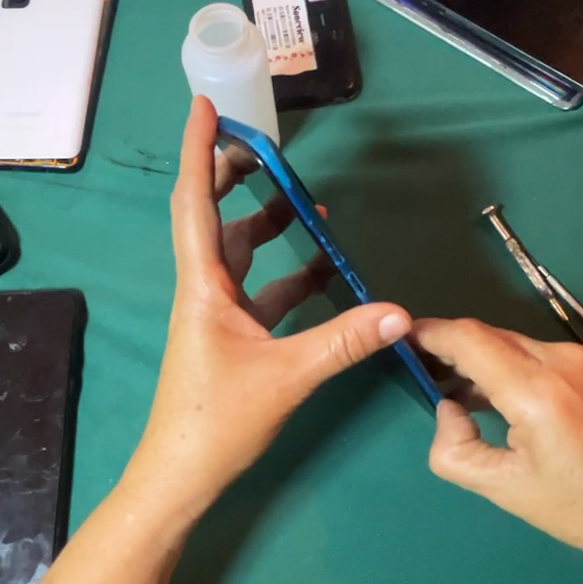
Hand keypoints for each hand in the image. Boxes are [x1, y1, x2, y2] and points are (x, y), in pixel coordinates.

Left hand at [125, 98, 410, 521]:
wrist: (181, 475)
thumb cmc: (217, 422)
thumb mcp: (287, 377)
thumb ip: (344, 341)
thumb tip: (401, 312)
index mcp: (203, 286)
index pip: (196, 203)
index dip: (200, 152)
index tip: (206, 107)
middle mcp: (204, 290)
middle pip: (212, 217)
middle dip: (232, 176)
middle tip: (261, 146)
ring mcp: (216, 313)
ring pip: (238, 253)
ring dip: (266, 224)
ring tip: (304, 202)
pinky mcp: (231, 336)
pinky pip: (260, 291)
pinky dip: (288, 276)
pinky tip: (322, 270)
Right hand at [413, 318, 582, 583]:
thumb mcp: (506, 490)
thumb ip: (455, 449)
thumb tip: (448, 409)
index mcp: (536, 391)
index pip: (468, 338)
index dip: (428, 334)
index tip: (399, 340)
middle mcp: (561, 360)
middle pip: (488, 335)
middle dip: (449, 348)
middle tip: (419, 372)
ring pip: (511, 344)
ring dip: (478, 359)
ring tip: (450, 390)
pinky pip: (535, 356)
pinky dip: (506, 368)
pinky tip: (492, 397)